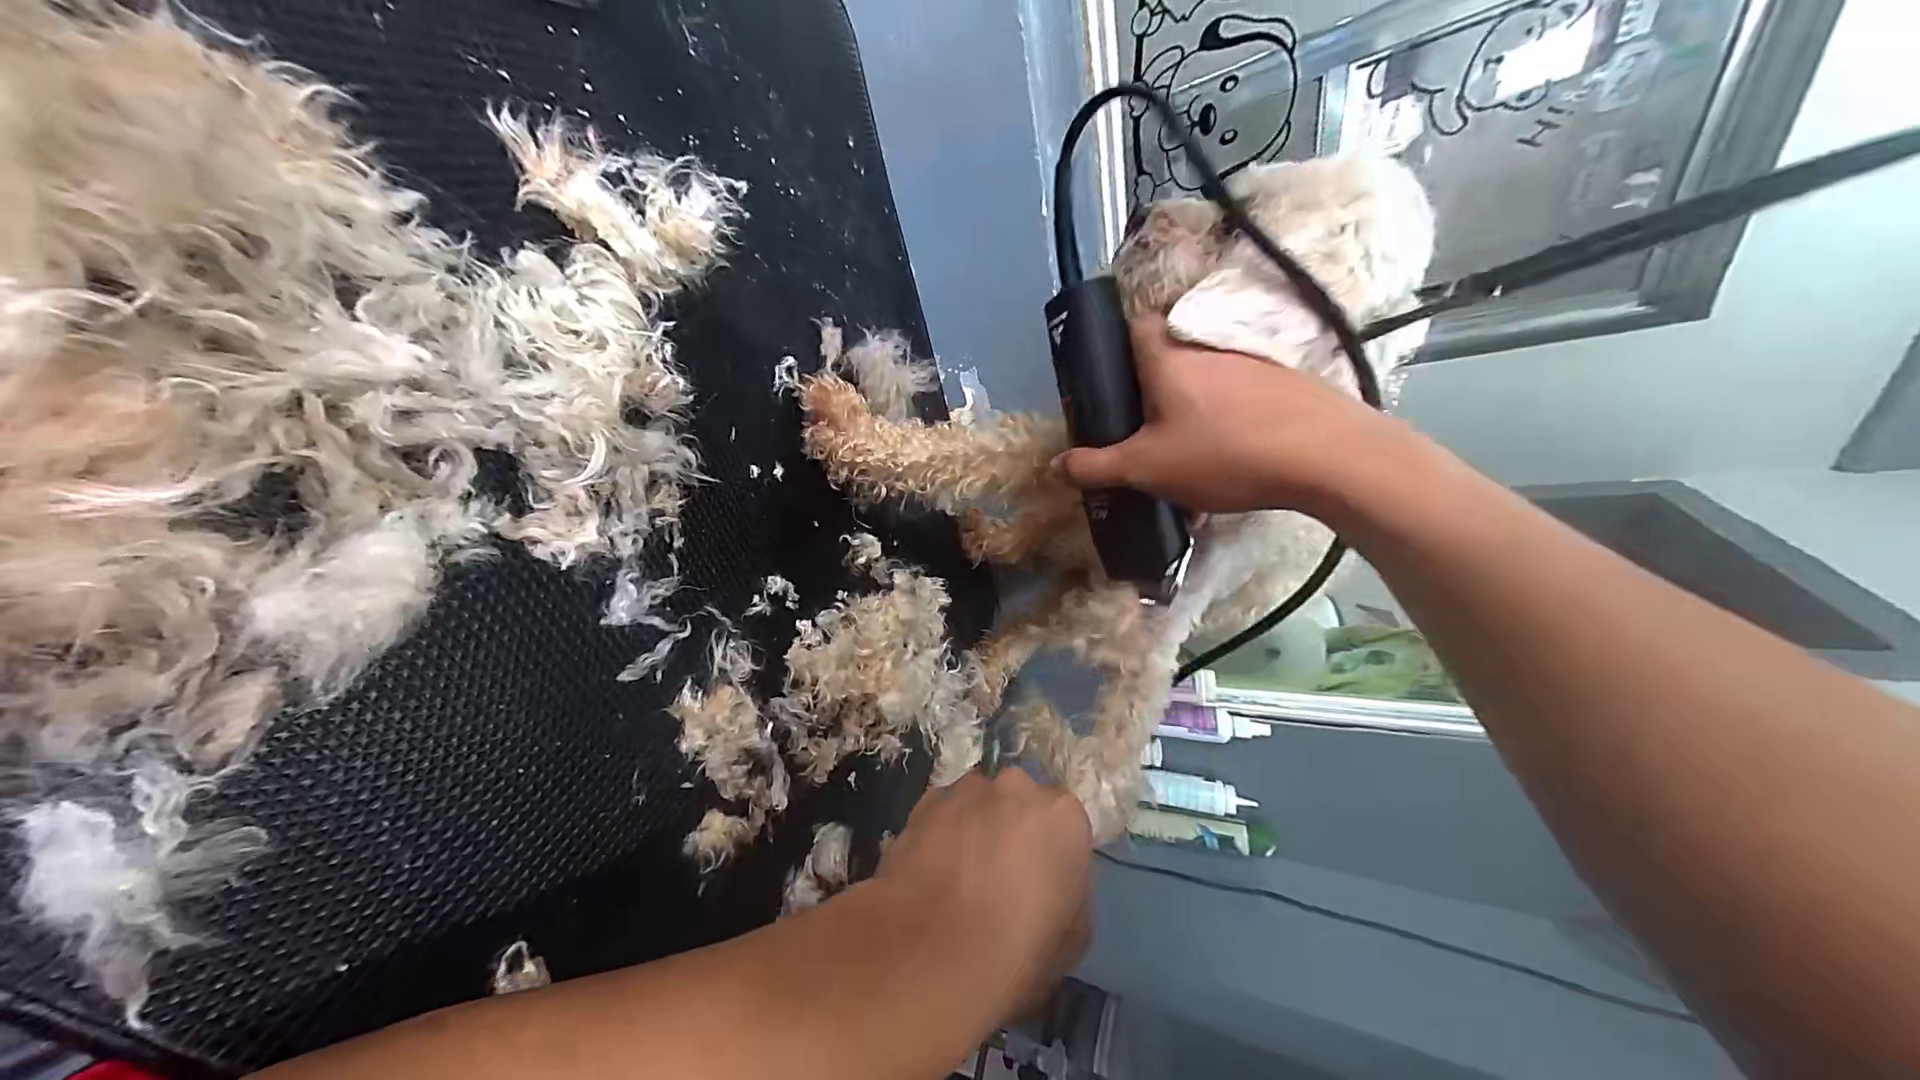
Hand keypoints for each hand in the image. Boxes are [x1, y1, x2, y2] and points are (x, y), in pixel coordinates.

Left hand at [876, 770, 1092, 1023]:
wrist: (938, 954)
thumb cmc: (1022, 949)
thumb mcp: (1076, 934)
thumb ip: (1069, 888)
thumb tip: (1051, 883)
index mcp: (1062, 813)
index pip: (1063, 823)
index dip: (1052, 852)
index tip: (1042, 881)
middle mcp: (1016, 787)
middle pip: (1018, 802)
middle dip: (1012, 828)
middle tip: (1001, 876)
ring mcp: (965, 791)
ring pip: (976, 803)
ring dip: (973, 828)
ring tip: (959, 878)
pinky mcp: (923, 805)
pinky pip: (939, 816)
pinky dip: (938, 836)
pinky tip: (931, 876)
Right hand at [1054, 316, 1417, 516]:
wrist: (1326, 456)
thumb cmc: (1222, 453)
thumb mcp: (1146, 468)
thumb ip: (1097, 466)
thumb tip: (1058, 464)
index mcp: (1168, 359)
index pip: (1135, 326)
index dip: (1118, 346)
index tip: (1111, 383)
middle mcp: (1208, 350)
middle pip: (1169, 361)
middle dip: (1153, 395)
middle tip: (1144, 436)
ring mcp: (1252, 364)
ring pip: (1207, 386)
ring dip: (1193, 416)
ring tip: (1191, 465)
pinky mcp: (1286, 384)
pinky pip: (1241, 403)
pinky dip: (1229, 427)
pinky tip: (1233, 468)